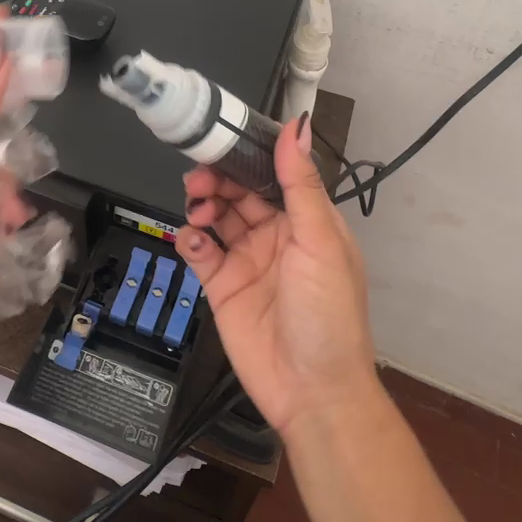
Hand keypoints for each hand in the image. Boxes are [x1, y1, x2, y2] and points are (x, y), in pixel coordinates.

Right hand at [174, 116, 381, 433]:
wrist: (312, 392)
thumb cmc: (331, 317)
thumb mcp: (320, 241)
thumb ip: (301, 184)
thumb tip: (298, 128)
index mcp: (306, 220)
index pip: (273, 174)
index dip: (248, 157)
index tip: (224, 139)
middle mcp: (275, 235)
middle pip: (238, 191)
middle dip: (218, 178)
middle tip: (201, 177)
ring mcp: (247, 260)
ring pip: (217, 215)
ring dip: (203, 203)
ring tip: (198, 206)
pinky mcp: (222, 286)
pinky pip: (200, 250)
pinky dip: (191, 238)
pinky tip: (194, 239)